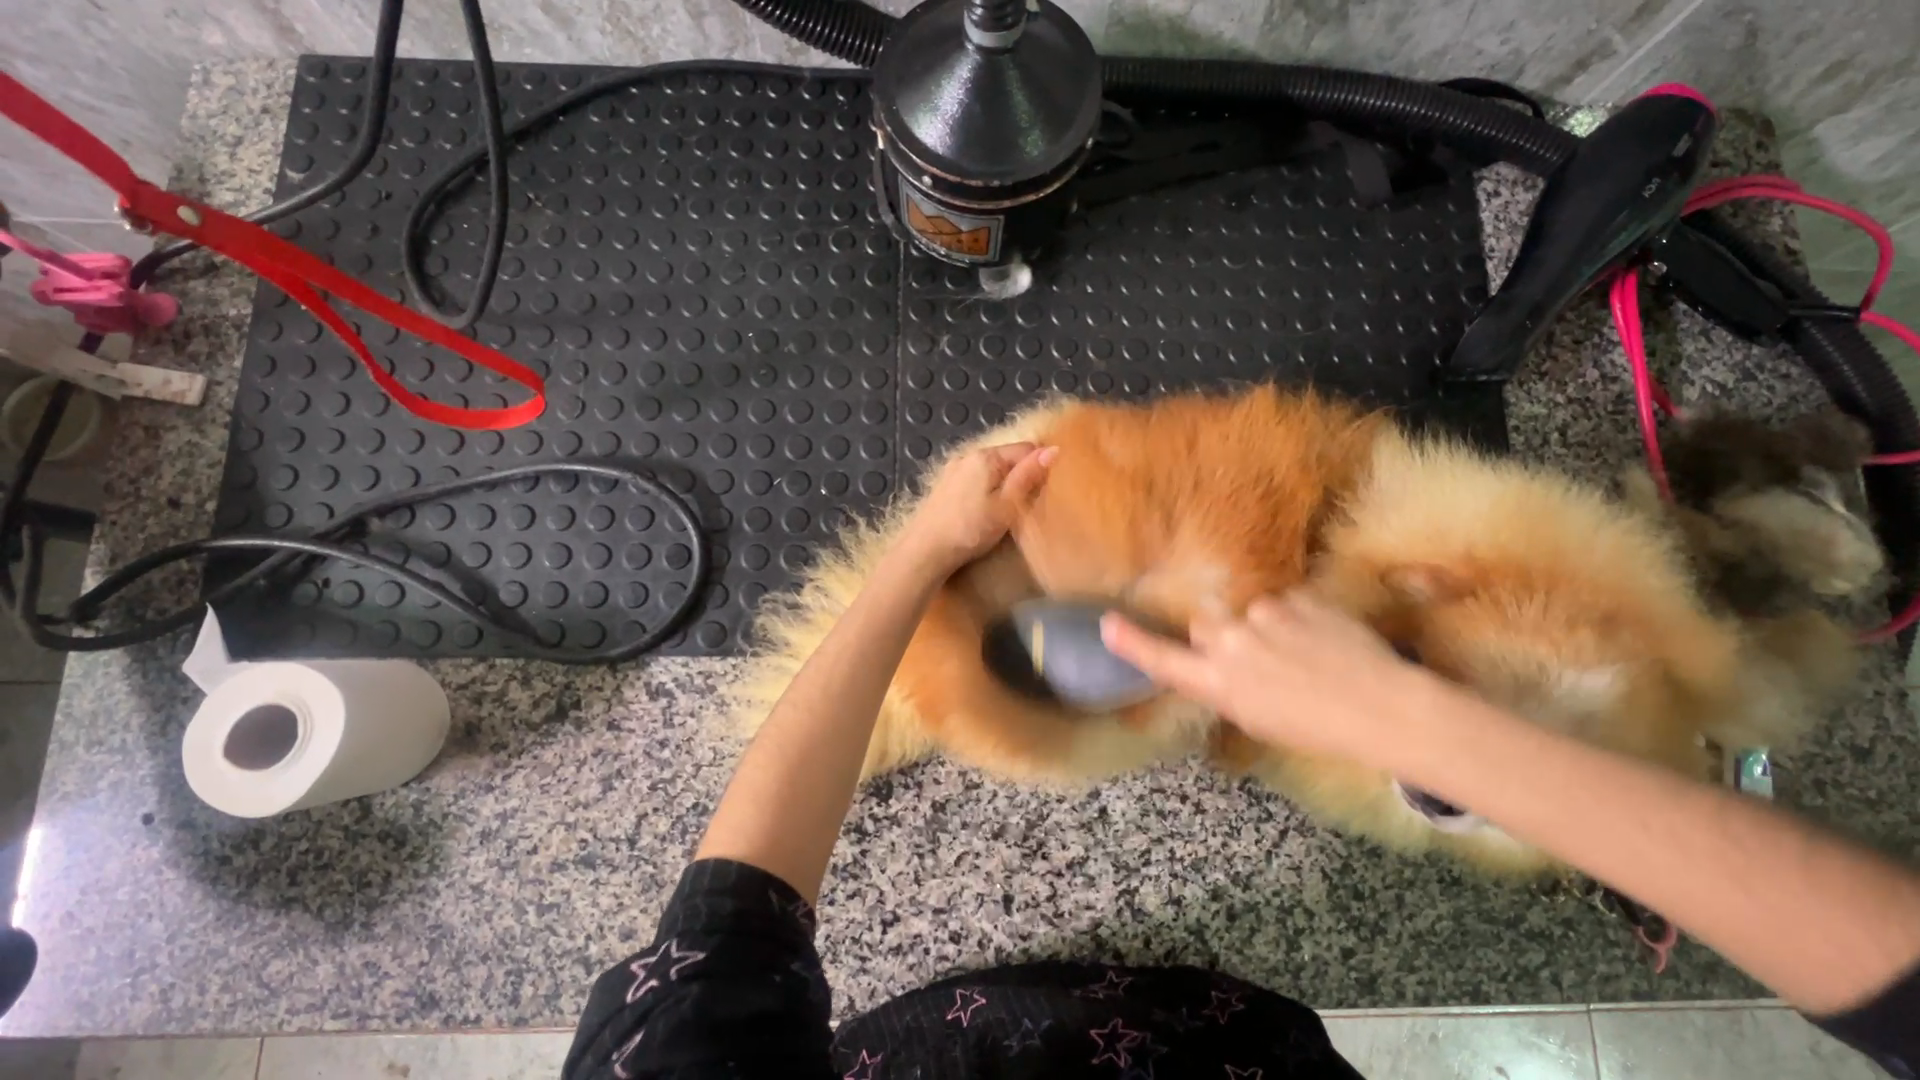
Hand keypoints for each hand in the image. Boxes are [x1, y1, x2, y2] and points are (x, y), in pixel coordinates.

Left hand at [900, 442, 1056, 574]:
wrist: (924, 551)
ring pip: (990, 470)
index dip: (1041, 467)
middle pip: (1007, 458)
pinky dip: (985, 491)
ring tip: (1008, 511)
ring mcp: (952, 471)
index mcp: (986, 456)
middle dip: (1022, 476)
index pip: (1026, 448)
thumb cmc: (970, 530)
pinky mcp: (944, 487)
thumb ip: (1028, 476)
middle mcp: (967, 456)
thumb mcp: (1007, 506)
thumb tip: (1053, 450)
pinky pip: (974, 480)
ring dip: (1003, 484)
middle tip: (1029, 505)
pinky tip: (984, 512)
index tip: (1046, 491)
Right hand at [1100, 591, 1438, 765]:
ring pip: (1247, 613)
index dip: (1132, 641)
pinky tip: (1322, 640)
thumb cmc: (1316, 728)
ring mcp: (1262, 615)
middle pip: (1203, 624)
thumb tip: (1218, 666)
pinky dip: (1295, 618)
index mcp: (1219, 683)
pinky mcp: (1295, 596)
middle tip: (1256, 659)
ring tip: (1303, 653)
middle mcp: (1231, 644)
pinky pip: (1282, 603)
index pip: (1163, 659)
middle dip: (1218, 635)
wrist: (1381, 706)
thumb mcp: (1257, 720)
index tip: (1108, 623)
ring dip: (1263, 627)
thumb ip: (1226, 688)